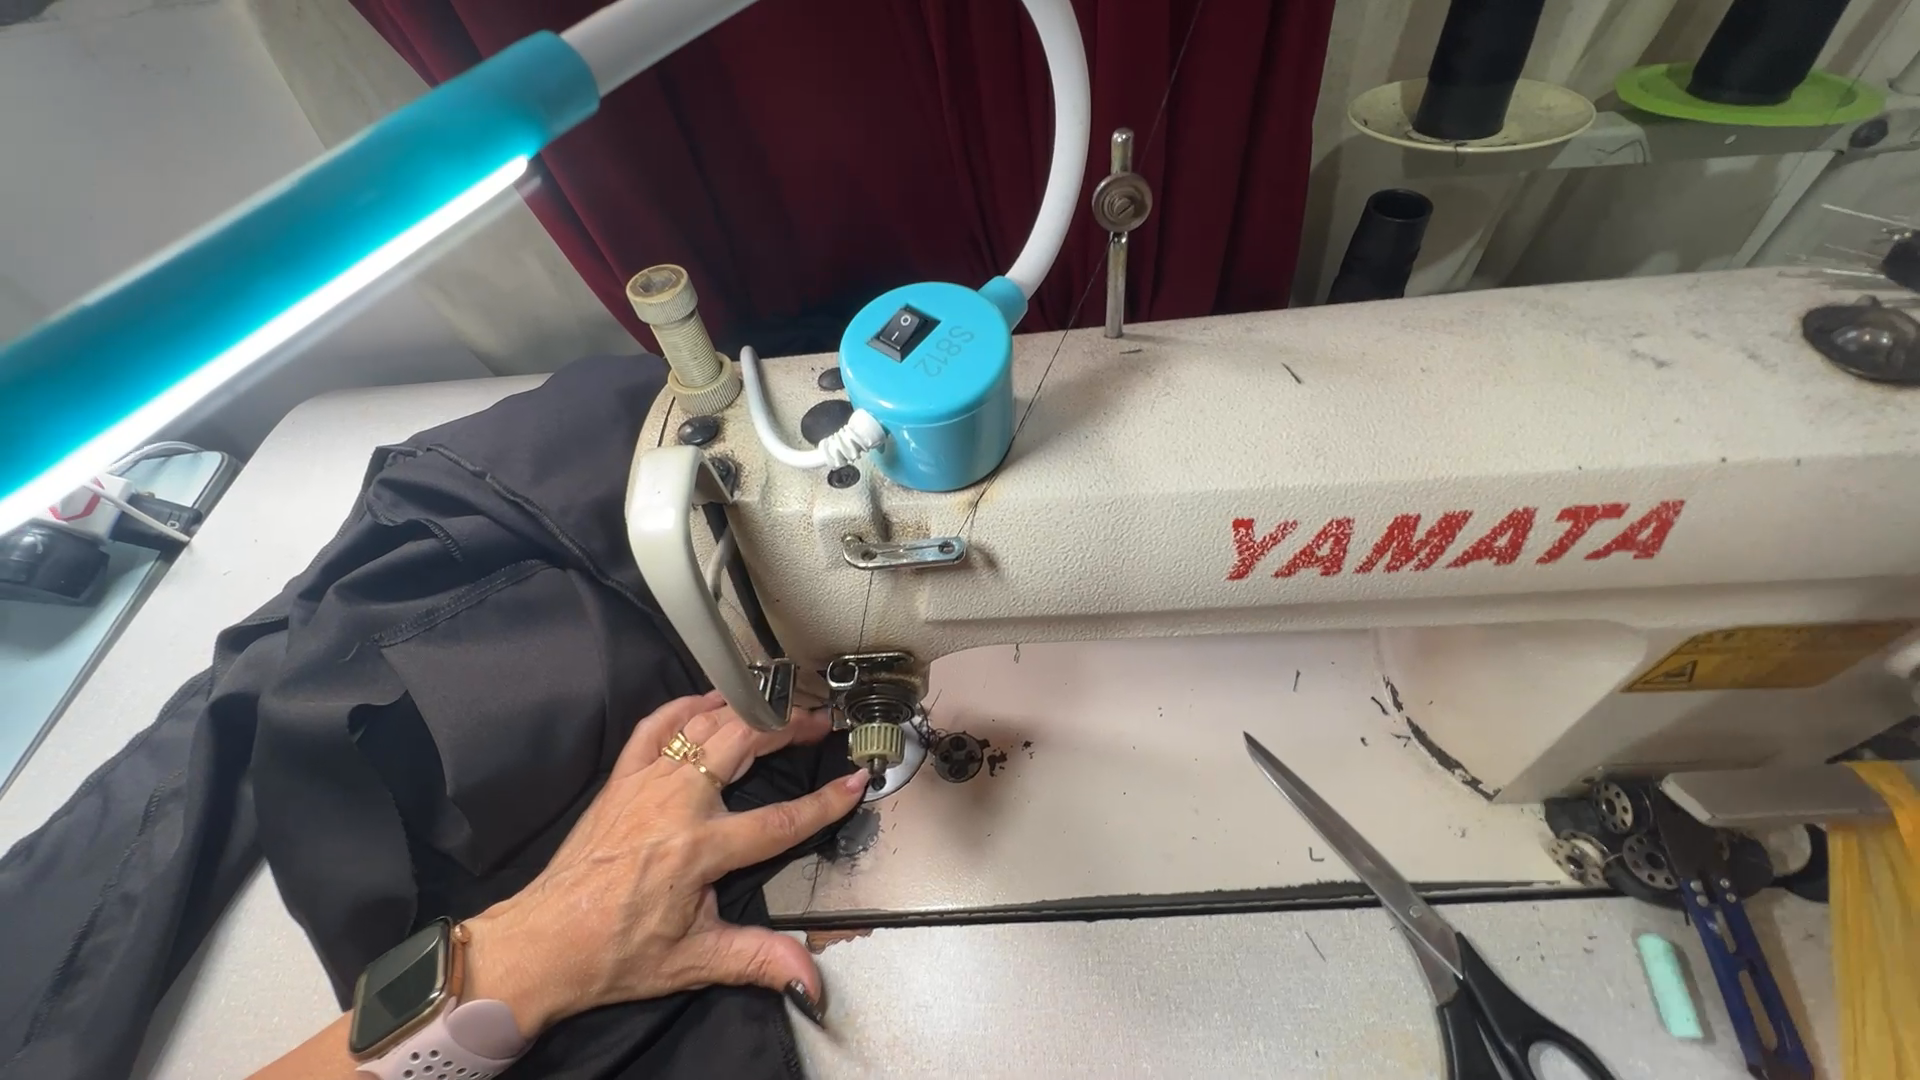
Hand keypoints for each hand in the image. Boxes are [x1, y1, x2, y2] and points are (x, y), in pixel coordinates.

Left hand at [459, 692, 865, 1034]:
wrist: (540, 944)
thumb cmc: (616, 953)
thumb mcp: (694, 961)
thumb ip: (758, 959)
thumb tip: (809, 981)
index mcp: (700, 848)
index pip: (780, 819)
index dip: (824, 802)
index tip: (854, 782)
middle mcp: (676, 802)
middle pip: (745, 741)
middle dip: (789, 724)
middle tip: (817, 721)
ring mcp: (646, 781)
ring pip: (706, 725)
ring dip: (747, 708)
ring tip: (776, 705)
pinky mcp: (621, 777)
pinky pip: (656, 725)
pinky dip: (686, 706)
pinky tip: (709, 701)